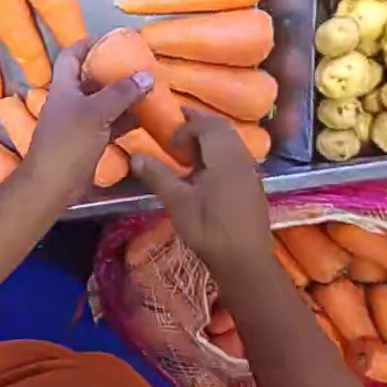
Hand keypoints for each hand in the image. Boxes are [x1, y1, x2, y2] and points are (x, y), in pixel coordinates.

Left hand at [19, 40, 150, 202]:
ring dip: (123, 95)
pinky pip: (110, 123)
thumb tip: (147, 74)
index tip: (111, 38)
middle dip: (113, 70)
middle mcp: (70, 101)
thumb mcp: (96, 113)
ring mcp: (79, 122)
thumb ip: (121, 93)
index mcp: (63, 87)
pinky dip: (125, 118)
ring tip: (148, 86)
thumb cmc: (68, 143)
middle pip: (91, 78)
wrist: (52, 184)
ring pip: (103, 102)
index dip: (88, 43)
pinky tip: (145, 116)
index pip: (71, 55)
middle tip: (138, 63)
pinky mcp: (88, 141)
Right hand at [129, 108, 276, 279]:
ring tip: (187, 151)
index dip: (186, 127)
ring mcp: (250, 172)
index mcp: (225, 159)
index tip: (169, 143)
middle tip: (176, 133)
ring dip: (209, 139)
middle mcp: (242, 159)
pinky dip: (218, 152)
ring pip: (231, 141)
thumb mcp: (178, 203)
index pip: (208, 126)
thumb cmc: (209, 231)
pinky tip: (204, 172)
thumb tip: (134, 156)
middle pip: (222, 129)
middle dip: (199, 125)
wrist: (245, 261)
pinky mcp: (252, 184)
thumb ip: (157, 176)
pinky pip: (235, 155)